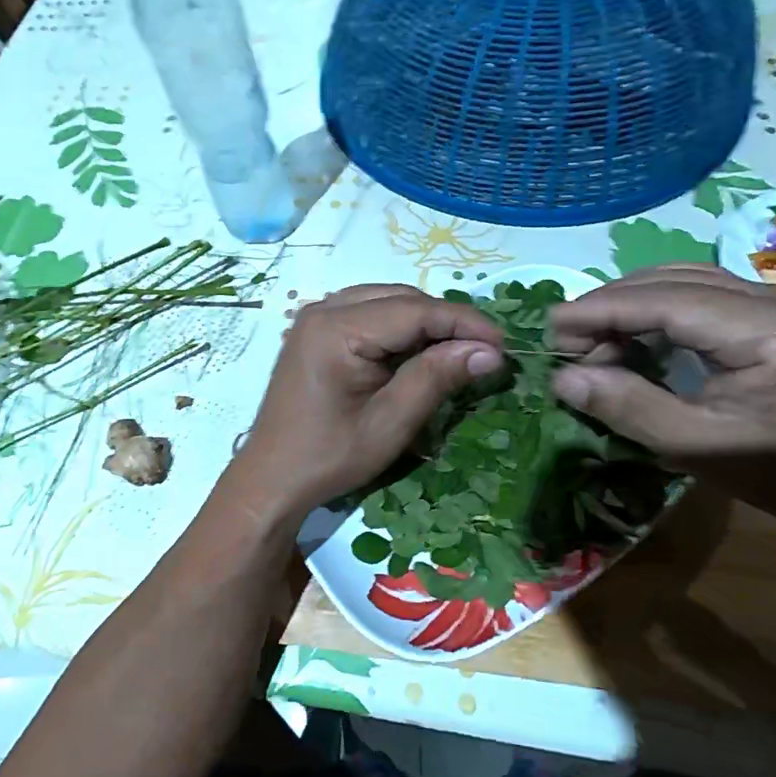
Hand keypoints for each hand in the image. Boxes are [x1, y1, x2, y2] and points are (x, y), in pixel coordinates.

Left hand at [230, 284, 503, 524]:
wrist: (272, 477)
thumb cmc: (329, 456)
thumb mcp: (390, 422)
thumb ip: (437, 378)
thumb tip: (489, 351)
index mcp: (335, 328)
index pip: (415, 310)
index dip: (464, 323)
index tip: (503, 345)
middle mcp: (323, 309)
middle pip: (402, 299)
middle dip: (447, 322)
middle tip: (484, 352)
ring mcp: (315, 317)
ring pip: (387, 302)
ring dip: (425, 323)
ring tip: (459, 352)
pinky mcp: (316, 330)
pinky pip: (369, 313)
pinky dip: (400, 328)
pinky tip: (419, 352)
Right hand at [545, 265, 775, 541]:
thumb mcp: (704, 449)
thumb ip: (631, 408)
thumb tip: (563, 379)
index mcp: (767, 327)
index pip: (664, 300)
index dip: (600, 310)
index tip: (549, 326)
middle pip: (673, 279)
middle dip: (612, 305)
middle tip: (568, 341)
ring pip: (687, 281)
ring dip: (634, 304)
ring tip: (595, 340)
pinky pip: (705, 297)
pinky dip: (661, 312)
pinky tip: (639, 337)